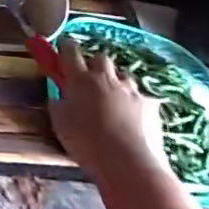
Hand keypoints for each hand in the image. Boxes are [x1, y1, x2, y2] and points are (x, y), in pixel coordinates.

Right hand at [46, 41, 167, 177]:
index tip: (63, 46)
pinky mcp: (150, 105)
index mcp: (80, 80)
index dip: (66, 47)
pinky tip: (131, 117)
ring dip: (115, 81)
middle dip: (94, 63)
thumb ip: (58, 105)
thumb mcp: (60, 123)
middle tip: (88, 77)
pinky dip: (133, 102)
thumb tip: (58, 97)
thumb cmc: (86, 142)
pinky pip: (140, 96)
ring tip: (111, 97)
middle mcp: (107, 78)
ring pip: (123, 75)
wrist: (128, 162)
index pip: (71, 52)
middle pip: (101, 57)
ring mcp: (131, 90)